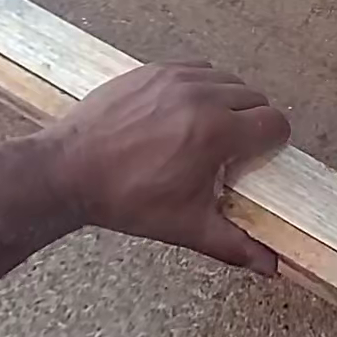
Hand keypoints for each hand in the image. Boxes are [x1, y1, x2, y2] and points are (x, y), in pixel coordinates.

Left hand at [32, 61, 290, 273]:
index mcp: (217, 133)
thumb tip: (271, 267)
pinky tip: (187, 108)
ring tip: (209, 126)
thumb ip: (234, 244)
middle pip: (257, 100)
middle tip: (231, 145)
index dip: (273, 140)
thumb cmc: (126, 200)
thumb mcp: (185, 226)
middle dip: (252, 121)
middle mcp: (204, 98)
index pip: (275, 123)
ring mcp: (179, 79)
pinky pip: (202, 68)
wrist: (61, 173)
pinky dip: (205, 85)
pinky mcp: (157, 69)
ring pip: (232, 81)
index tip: (259, 153)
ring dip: (230, 101)